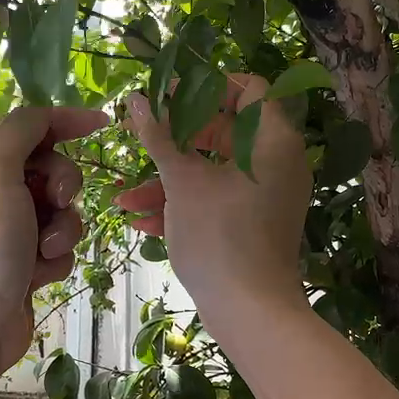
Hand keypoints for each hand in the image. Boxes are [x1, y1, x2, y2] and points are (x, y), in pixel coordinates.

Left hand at [0, 105, 107, 373]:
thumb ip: (21, 131)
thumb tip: (45, 117)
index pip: (25, 126)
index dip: (62, 122)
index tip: (101, 124)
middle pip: (48, 167)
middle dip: (61, 184)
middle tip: (56, 202)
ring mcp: (6, 229)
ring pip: (60, 209)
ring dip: (62, 227)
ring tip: (45, 250)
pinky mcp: (23, 262)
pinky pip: (58, 244)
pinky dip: (55, 257)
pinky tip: (39, 273)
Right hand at [113, 75, 309, 337]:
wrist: (250, 311)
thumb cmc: (219, 236)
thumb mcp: (182, 183)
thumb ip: (159, 137)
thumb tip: (136, 99)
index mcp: (272, 140)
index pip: (248, 90)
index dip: (207, 86)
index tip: (167, 95)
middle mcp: (276, 163)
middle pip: (224, 131)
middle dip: (175, 139)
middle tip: (140, 139)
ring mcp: (266, 196)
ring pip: (213, 172)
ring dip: (168, 181)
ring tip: (123, 198)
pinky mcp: (254, 225)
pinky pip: (218, 201)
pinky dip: (184, 205)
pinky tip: (141, 221)